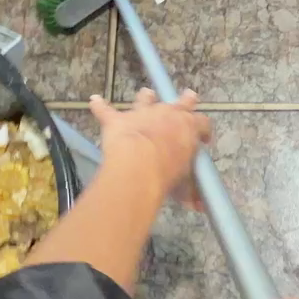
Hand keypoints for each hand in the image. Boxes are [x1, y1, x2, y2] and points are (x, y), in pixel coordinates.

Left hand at [88, 88, 209, 207]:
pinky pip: (106, 111)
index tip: (204, 138)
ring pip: (145, 100)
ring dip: (146, 97)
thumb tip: (199, 206)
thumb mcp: (184, 183)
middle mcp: (167, 113)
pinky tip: (94, 101)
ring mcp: (141, 114)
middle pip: (180, 102)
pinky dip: (99, 106)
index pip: (202, 123)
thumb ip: (191, 190)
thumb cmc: (168, 172)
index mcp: (188, 126)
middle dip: (186, 100)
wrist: (140, 164)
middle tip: (189, 95)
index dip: (204, 130)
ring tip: (146, 93)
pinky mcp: (117, 120)